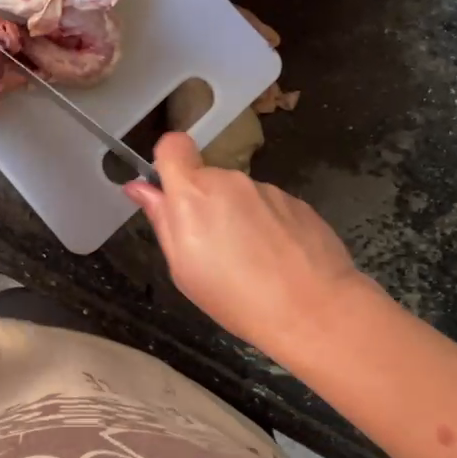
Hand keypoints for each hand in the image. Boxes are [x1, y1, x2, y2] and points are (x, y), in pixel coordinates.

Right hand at [125, 133, 377, 358]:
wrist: (317, 312)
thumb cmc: (236, 297)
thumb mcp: (183, 268)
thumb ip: (161, 220)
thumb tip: (139, 188)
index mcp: (193, 192)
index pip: (172, 145)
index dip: (169, 161)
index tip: (172, 190)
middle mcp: (229, 180)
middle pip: (207, 177)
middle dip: (206, 203)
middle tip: (214, 246)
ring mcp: (267, 190)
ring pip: (240, 194)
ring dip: (239, 216)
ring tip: (254, 261)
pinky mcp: (298, 203)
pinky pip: (270, 207)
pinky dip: (269, 226)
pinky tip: (280, 260)